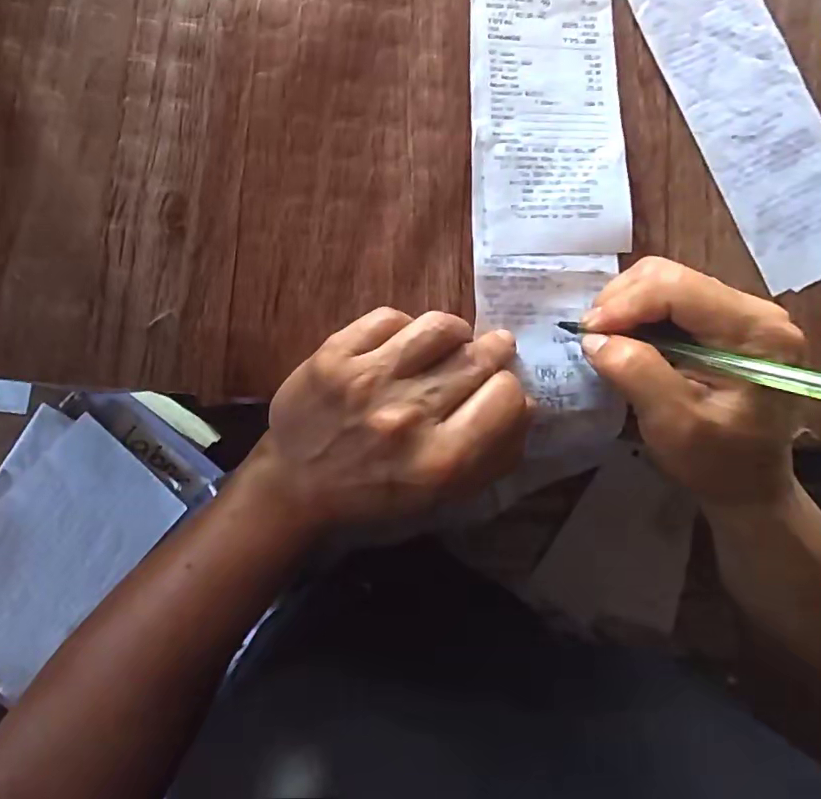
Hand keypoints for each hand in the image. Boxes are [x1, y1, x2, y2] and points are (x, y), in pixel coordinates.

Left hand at [241, 308, 531, 537]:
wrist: (295, 488)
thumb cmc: (374, 503)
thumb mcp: (444, 501)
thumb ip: (492, 457)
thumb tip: (526, 402)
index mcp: (440, 462)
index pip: (508, 398)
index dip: (511, 389)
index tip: (501, 389)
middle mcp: (407, 415)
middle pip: (475, 360)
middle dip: (493, 352)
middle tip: (493, 349)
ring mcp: (366, 379)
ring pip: (436, 327)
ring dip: (454, 332)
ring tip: (452, 340)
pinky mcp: (332, 356)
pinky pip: (387, 318)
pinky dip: (405, 326)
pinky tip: (403, 341)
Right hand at [579, 257, 805, 509]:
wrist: (747, 485)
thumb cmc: (717, 459)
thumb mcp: (673, 422)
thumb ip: (637, 372)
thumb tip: (594, 338)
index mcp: (756, 332)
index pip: (675, 288)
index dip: (623, 304)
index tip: (586, 334)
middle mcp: (753, 310)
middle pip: (665, 275)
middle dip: (618, 302)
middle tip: (592, 337)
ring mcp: (735, 313)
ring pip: (659, 281)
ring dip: (621, 306)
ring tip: (605, 339)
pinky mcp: (716, 321)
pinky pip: (661, 297)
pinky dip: (631, 313)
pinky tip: (623, 339)